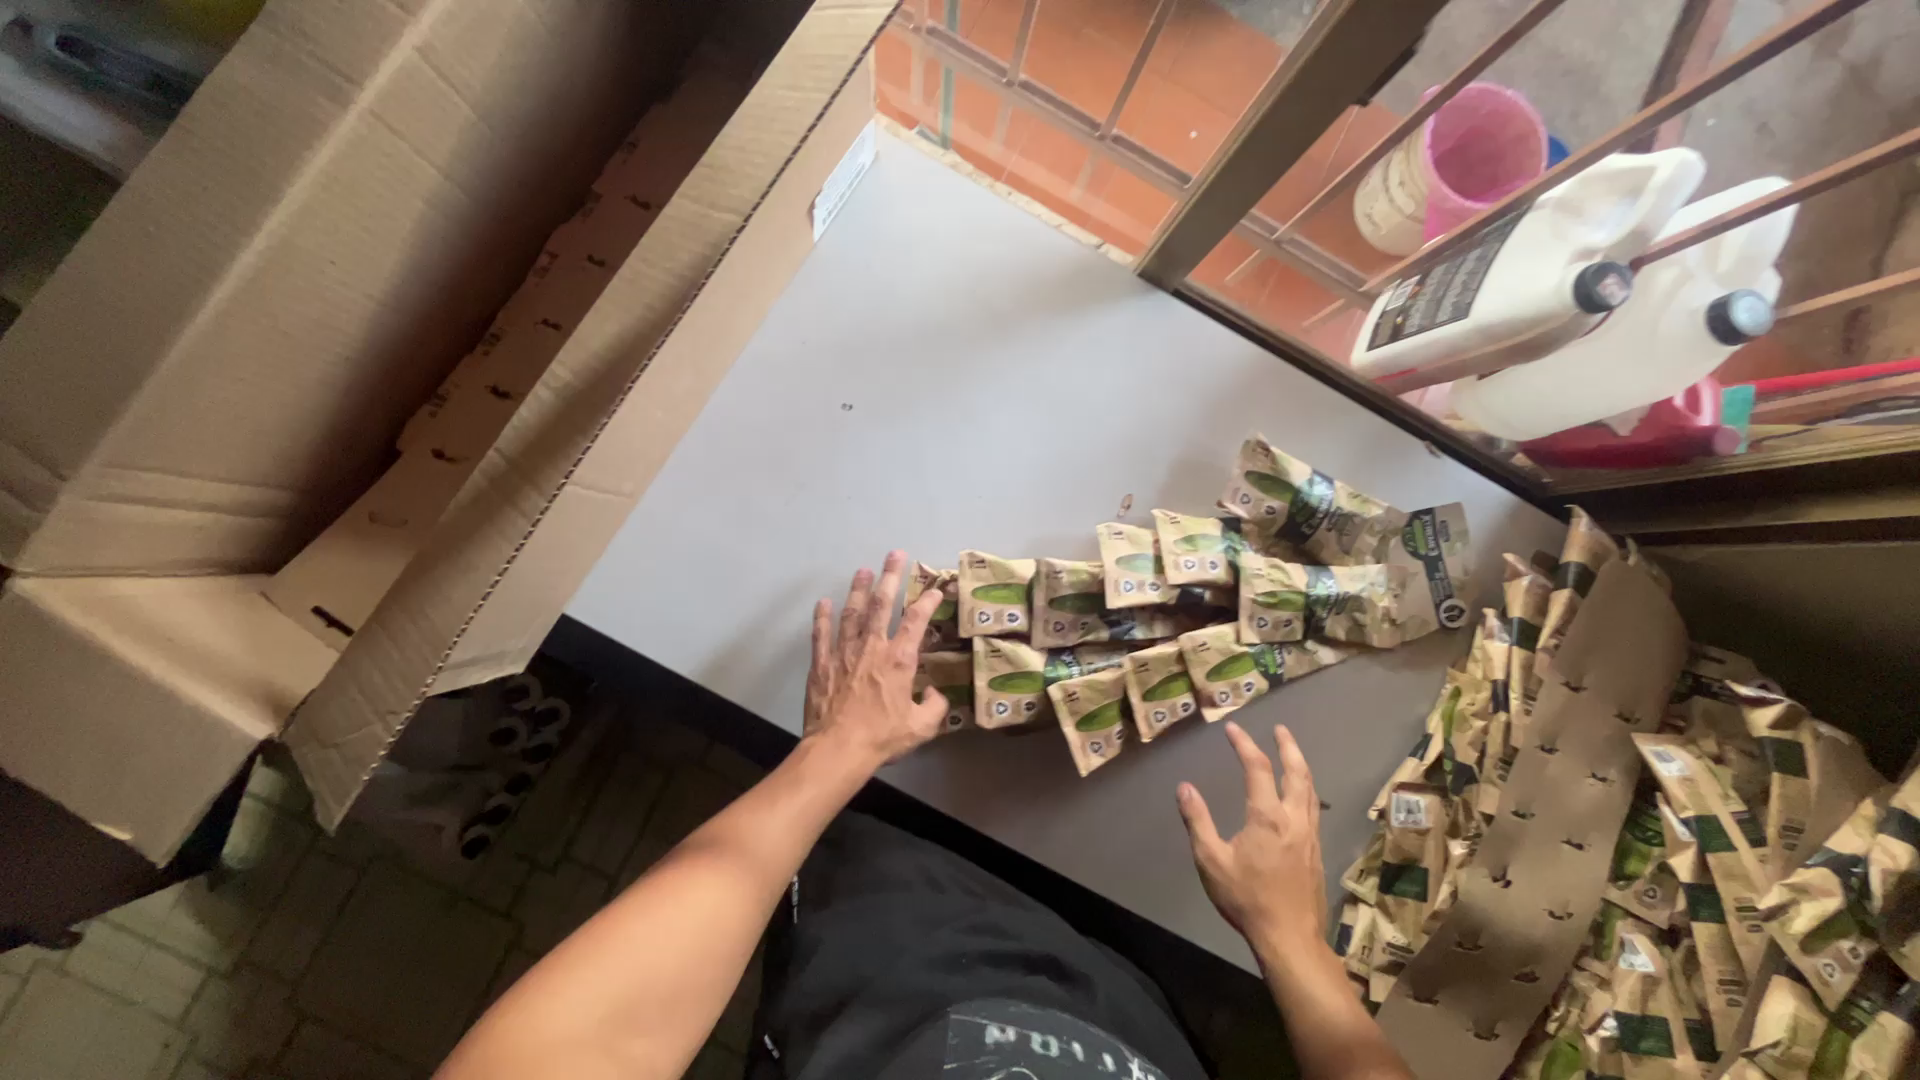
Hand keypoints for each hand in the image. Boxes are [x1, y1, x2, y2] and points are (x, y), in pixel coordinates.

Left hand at [802, 551, 947, 768]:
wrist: (838, 749)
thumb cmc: (882, 737)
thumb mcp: (921, 727)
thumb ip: (934, 706)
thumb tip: (935, 693)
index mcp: (899, 659)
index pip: (916, 621)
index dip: (927, 601)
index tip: (935, 589)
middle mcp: (872, 647)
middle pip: (881, 604)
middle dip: (889, 577)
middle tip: (895, 554)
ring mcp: (843, 652)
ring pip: (851, 612)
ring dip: (857, 589)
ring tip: (862, 570)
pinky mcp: (821, 664)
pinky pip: (821, 634)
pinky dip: (822, 617)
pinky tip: (823, 602)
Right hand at [1177, 722, 1327, 964]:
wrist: (1290, 937)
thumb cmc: (1246, 898)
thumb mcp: (1211, 860)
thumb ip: (1197, 821)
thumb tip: (1185, 787)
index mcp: (1267, 817)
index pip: (1257, 768)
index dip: (1244, 745)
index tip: (1232, 729)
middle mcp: (1294, 819)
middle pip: (1297, 772)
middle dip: (1287, 747)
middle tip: (1279, 729)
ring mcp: (1310, 835)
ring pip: (1311, 790)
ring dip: (1300, 766)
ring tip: (1292, 754)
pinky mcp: (1317, 851)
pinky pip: (1314, 808)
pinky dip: (1306, 790)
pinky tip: (1300, 796)